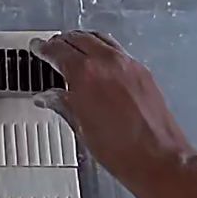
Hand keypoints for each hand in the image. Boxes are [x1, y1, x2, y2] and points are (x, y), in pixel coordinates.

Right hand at [30, 31, 196, 186]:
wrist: (158, 159)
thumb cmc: (122, 150)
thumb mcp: (81, 127)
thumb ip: (63, 104)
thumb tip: (48, 97)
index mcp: (86, 74)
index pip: (58, 51)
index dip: (43, 48)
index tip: (37, 48)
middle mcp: (107, 62)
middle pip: (78, 38)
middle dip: (61, 42)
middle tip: (51, 47)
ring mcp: (128, 64)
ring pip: (99, 39)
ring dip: (82, 41)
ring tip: (73, 49)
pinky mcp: (142, 71)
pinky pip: (117, 50)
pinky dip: (102, 49)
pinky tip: (99, 62)